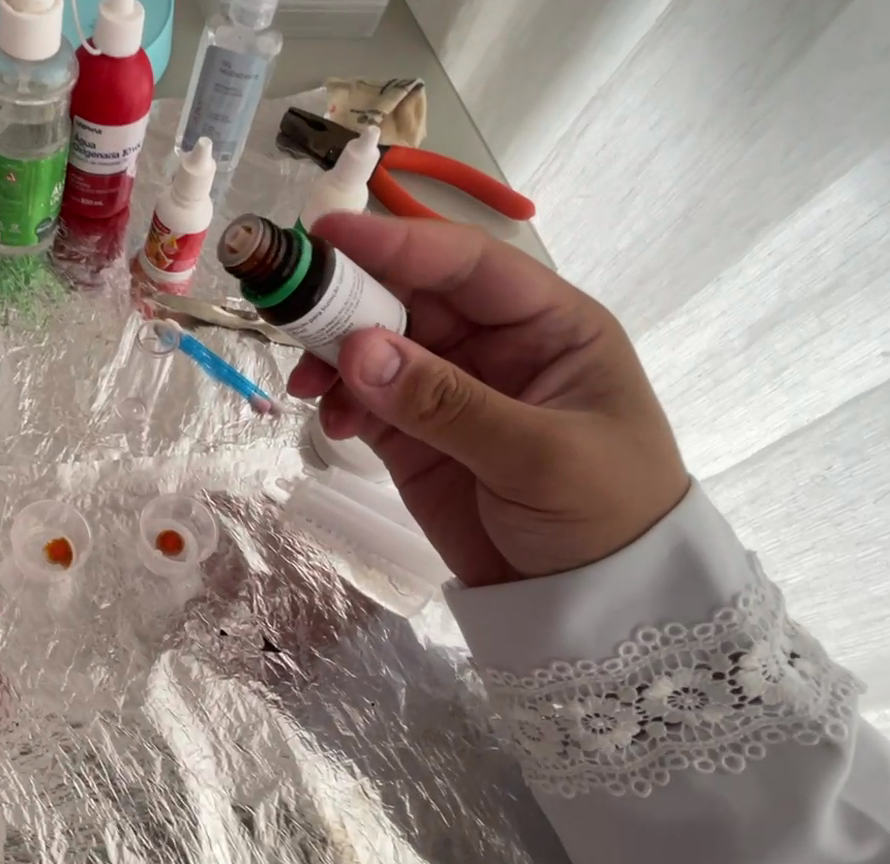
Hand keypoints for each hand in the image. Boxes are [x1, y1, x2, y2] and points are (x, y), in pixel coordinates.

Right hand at [292, 213, 688, 586]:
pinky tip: (334, 427)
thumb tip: (355, 351)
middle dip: (349, 306)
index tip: (325, 238)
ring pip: (375, 351)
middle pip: (407, 302)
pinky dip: (340, 407)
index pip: (464, 266)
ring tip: (307, 390)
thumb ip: (446, 402)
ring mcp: (447, 392)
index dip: (395, 245)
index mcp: (546, 325)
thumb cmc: (599, 513)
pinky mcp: (414, 437)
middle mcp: (492, 347)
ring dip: (334, 361)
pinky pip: (364, 403)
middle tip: (289, 315)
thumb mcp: (536, 454)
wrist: (585, 599)